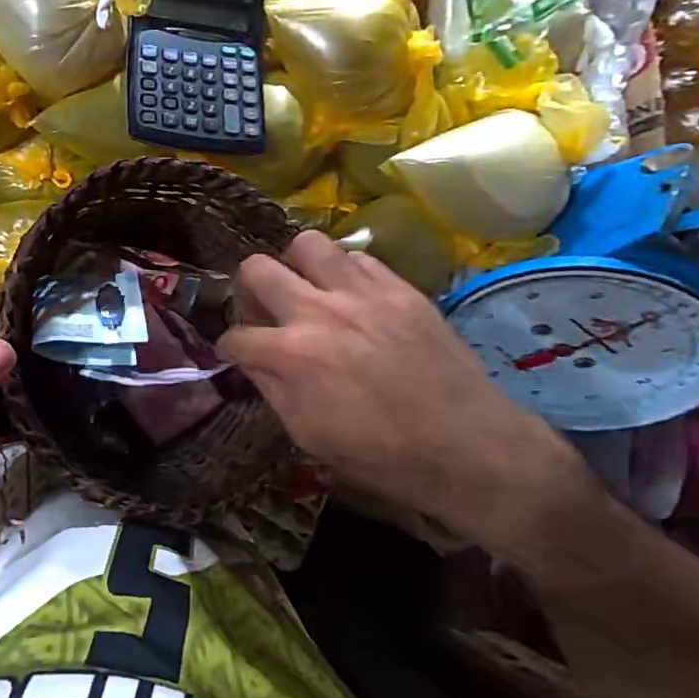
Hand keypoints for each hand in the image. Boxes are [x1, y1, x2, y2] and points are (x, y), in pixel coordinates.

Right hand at [218, 230, 600, 550]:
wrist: (469, 447)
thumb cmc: (382, 453)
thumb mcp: (308, 434)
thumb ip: (270, 388)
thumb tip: (251, 359)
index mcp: (292, 355)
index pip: (235, 336)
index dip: (229, 347)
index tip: (237, 353)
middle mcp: (319, 311)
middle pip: (256, 268)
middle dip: (247, 290)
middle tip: (264, 310)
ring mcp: (362, 293)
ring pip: (307, 244)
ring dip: (296, 266)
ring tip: (307, 289)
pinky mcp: (400, 288)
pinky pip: (357, 257)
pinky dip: (344, 272)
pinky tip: (351, 297)